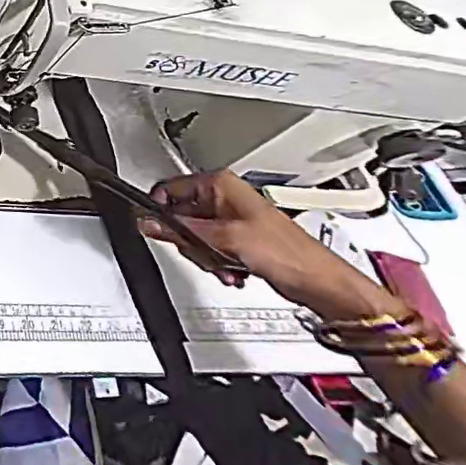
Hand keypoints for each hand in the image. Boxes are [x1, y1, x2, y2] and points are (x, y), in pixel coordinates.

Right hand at [141, 171, 396, 318]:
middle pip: (180, 216)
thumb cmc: (286, 252)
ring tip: (225, 264)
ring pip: (193, 236)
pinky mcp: (235, 238)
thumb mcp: (223, 238)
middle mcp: (223, 196)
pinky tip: (232, 271)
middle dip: (190, 242)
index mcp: (219, 183)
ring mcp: (229, 218)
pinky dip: (216, 263)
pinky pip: (209, 249)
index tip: (157, 230)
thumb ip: (181, 231)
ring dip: (205, 256)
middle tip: (206, 252)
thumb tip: (149, 221)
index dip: (161, 212)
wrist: (316, 281)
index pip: (169, 189)